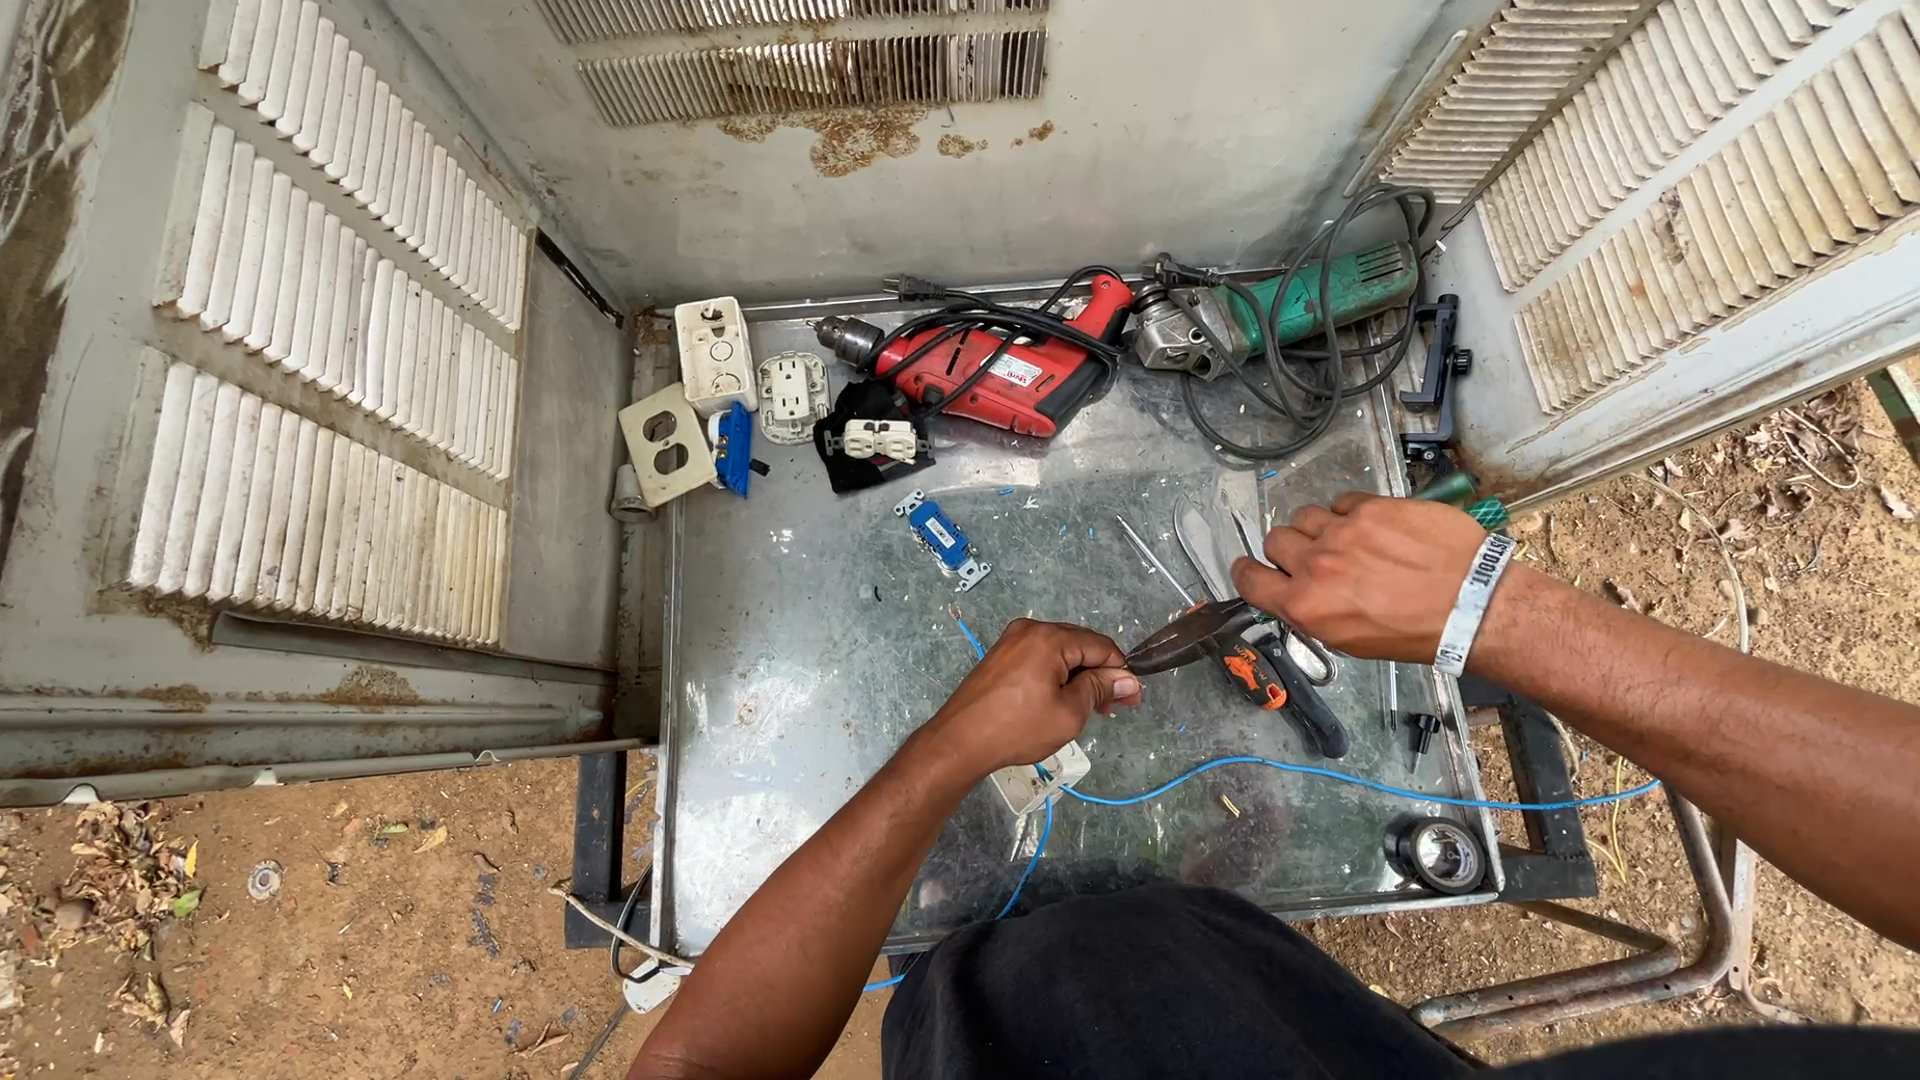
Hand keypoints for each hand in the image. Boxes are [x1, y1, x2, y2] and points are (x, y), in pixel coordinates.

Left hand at [921, 618, 1142, 776]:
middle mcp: (1030, 630)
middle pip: (1080, 645)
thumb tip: (1128, 679)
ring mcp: (1012, 641)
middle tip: (1113, 708)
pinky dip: (1057, 675)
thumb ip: (1099, 689)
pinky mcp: (1001, 656)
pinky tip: (1064, 699)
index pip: (1100, 645)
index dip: (1121, 672)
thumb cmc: (1018, 728)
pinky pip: (1040, 658)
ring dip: (1079, 676)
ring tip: (1090, 708)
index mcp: (1049, 637)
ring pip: (1060, 652)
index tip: (1132, 699)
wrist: (960, 740)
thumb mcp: (1069, 713)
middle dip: (1100, 674)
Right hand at [1230, 492, 1499, 663]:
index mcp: (1305, 605)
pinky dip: (1351, 513)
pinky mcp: (1373, 508)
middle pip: (1275, 541)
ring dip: (1318, 528)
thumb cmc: (1412, 632)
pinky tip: (1372, 528)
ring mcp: (1343, 532)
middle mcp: (1315, 565)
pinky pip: (1342, 502)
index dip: (1247, 571)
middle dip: (1291, 550)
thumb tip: (1290, 590)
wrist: (1472, 605)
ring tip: (1346, 539)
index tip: (1253, 567)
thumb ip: (1308, 610)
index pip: (1248, 578)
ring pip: (1305, 516)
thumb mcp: (1346, 639)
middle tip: (1317, 558)